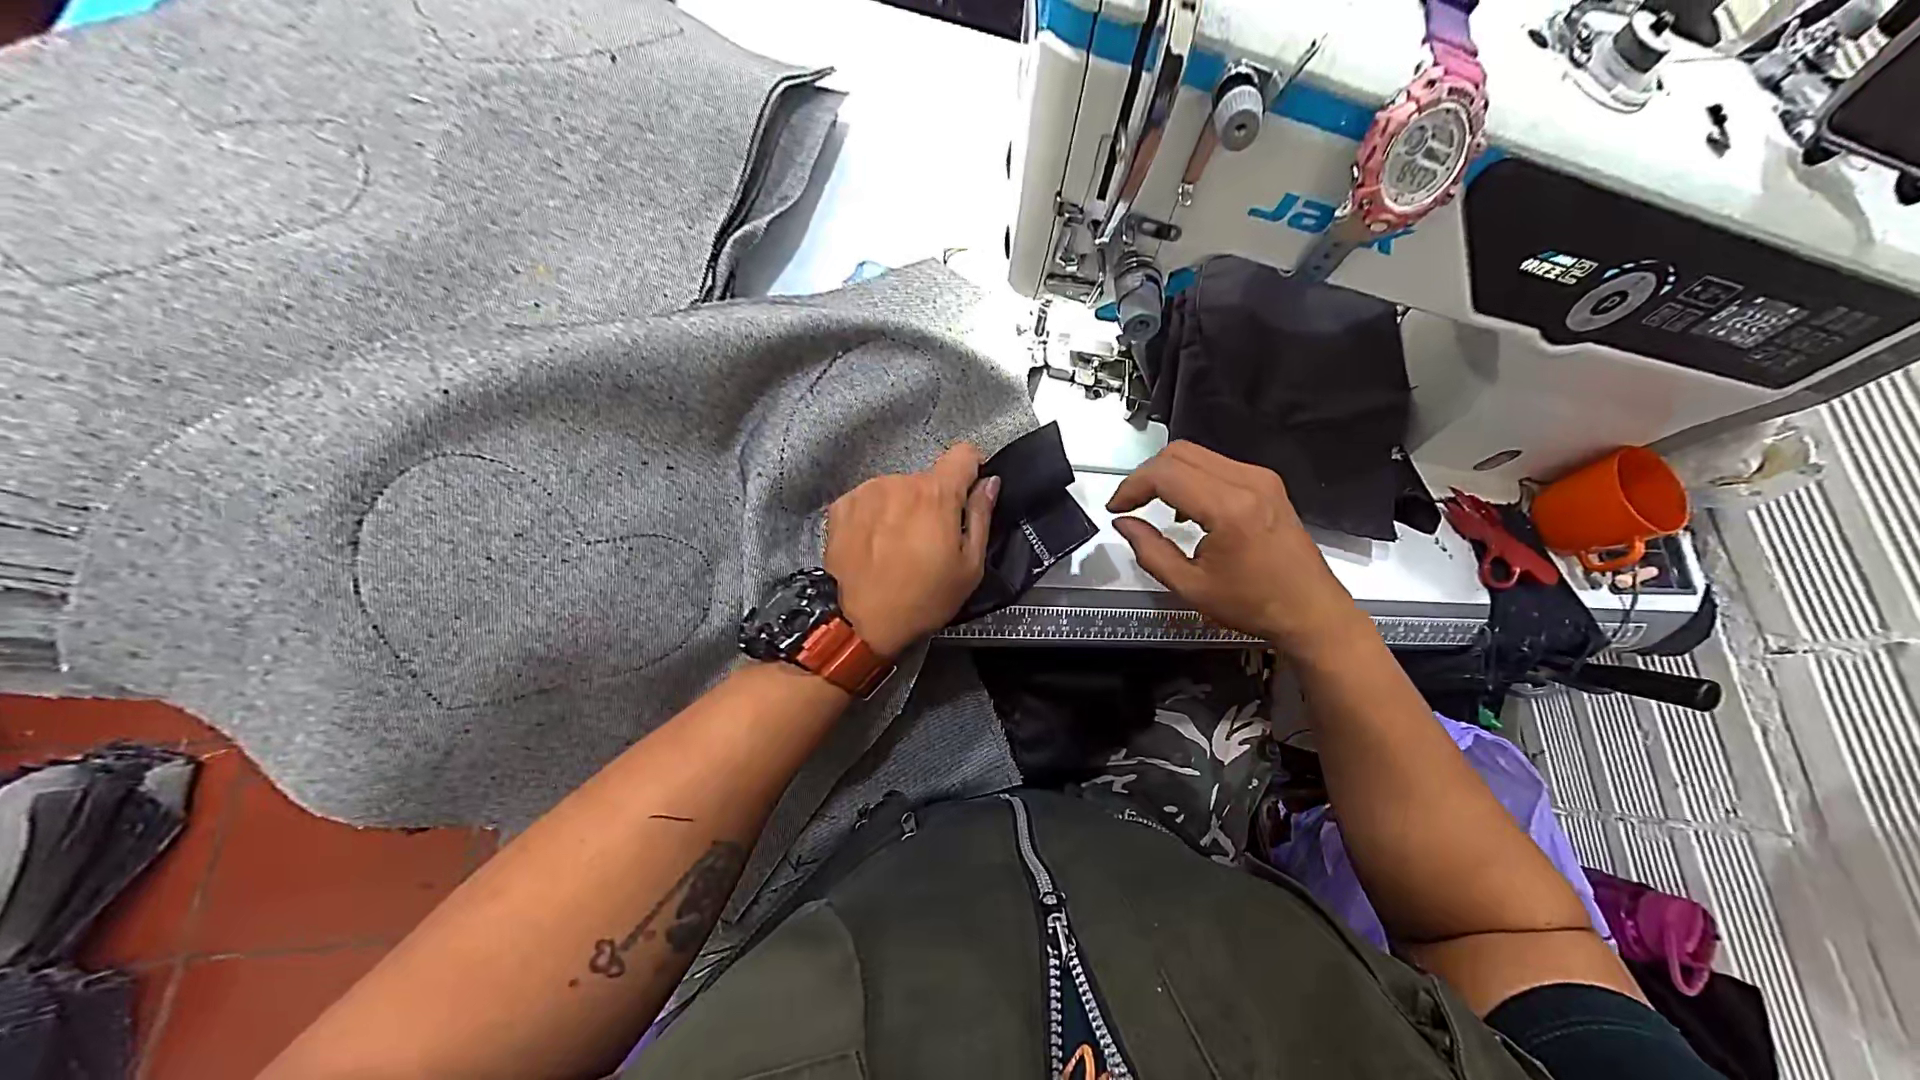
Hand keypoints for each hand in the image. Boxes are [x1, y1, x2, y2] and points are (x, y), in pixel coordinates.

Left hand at [825, 443, 1000, 657]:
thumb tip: (989, 485)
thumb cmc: (918, 601)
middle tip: (931, 542)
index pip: (963, 453)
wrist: (858, 622)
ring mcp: (868, 492)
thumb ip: (981, 516)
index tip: (969, 490)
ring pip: (898, 490)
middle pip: (928, 479)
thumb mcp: (969, 566)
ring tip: (899, 549)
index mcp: (936, 495)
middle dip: (934, 503)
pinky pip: (870, 501)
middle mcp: (900, 483)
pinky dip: (875, 517)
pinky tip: (877, 547)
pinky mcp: (842, 506)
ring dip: (902, 510)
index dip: (972, 469)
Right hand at [1107, 441, 1367, 655]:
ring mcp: (1261, 479)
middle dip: (1145, 475)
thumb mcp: (1190, 587)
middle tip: (1128, 503)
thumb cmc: (1258, 604)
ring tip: (1151, 504)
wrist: (1311, 611)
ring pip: (1196, 454)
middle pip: (1178, 453)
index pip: (1165, 474)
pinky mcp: (1266, 483)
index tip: (1116, 507)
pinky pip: (1216, 464)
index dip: (1131, 487)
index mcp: (1230, 509)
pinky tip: (1182, 506)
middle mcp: (1249, 483)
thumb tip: (1125, 525)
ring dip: (1166, 474)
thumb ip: (1150, 551)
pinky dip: (1189, 477)